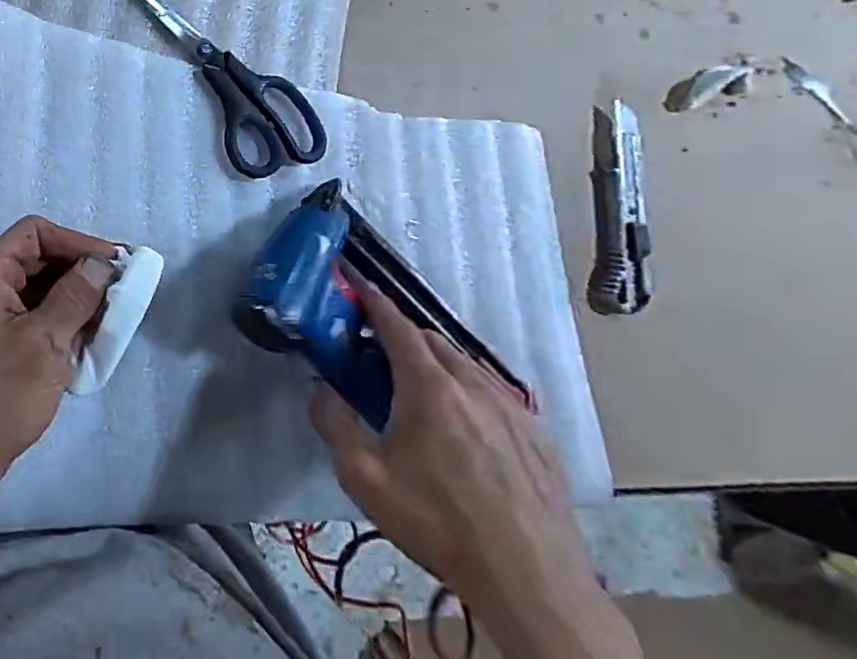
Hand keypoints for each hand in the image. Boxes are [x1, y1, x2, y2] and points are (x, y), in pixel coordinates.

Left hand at [0, 216, 118, 495]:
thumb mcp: (44, 342)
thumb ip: (75, 296)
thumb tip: (103, 263)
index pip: (36, 233)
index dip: (77, 242)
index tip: (112, 263)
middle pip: (41, 256)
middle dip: (81, 267)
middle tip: (119, 286)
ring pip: (45, 284)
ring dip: (78, 292)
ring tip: (111, 309)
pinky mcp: (4, 336)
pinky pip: (41, 310)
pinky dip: (67, 314)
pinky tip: (92, 331)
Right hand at [310, 269, 638, 658]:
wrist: (527, 574)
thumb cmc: (438, 522)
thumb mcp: (366, 478)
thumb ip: (335, 425)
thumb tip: (321, 391)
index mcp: (429, 386)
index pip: (396, 325)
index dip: (374, 300)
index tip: (358, 282)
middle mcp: (471, 383)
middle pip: (431, 340)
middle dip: (402, 336)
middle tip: (379, 355)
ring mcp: (510, 405)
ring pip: (465, 364)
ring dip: (436, 362)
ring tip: (420, 390)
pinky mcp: (535, 431)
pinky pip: (493, 392)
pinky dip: (469, 389)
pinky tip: (466, 425)